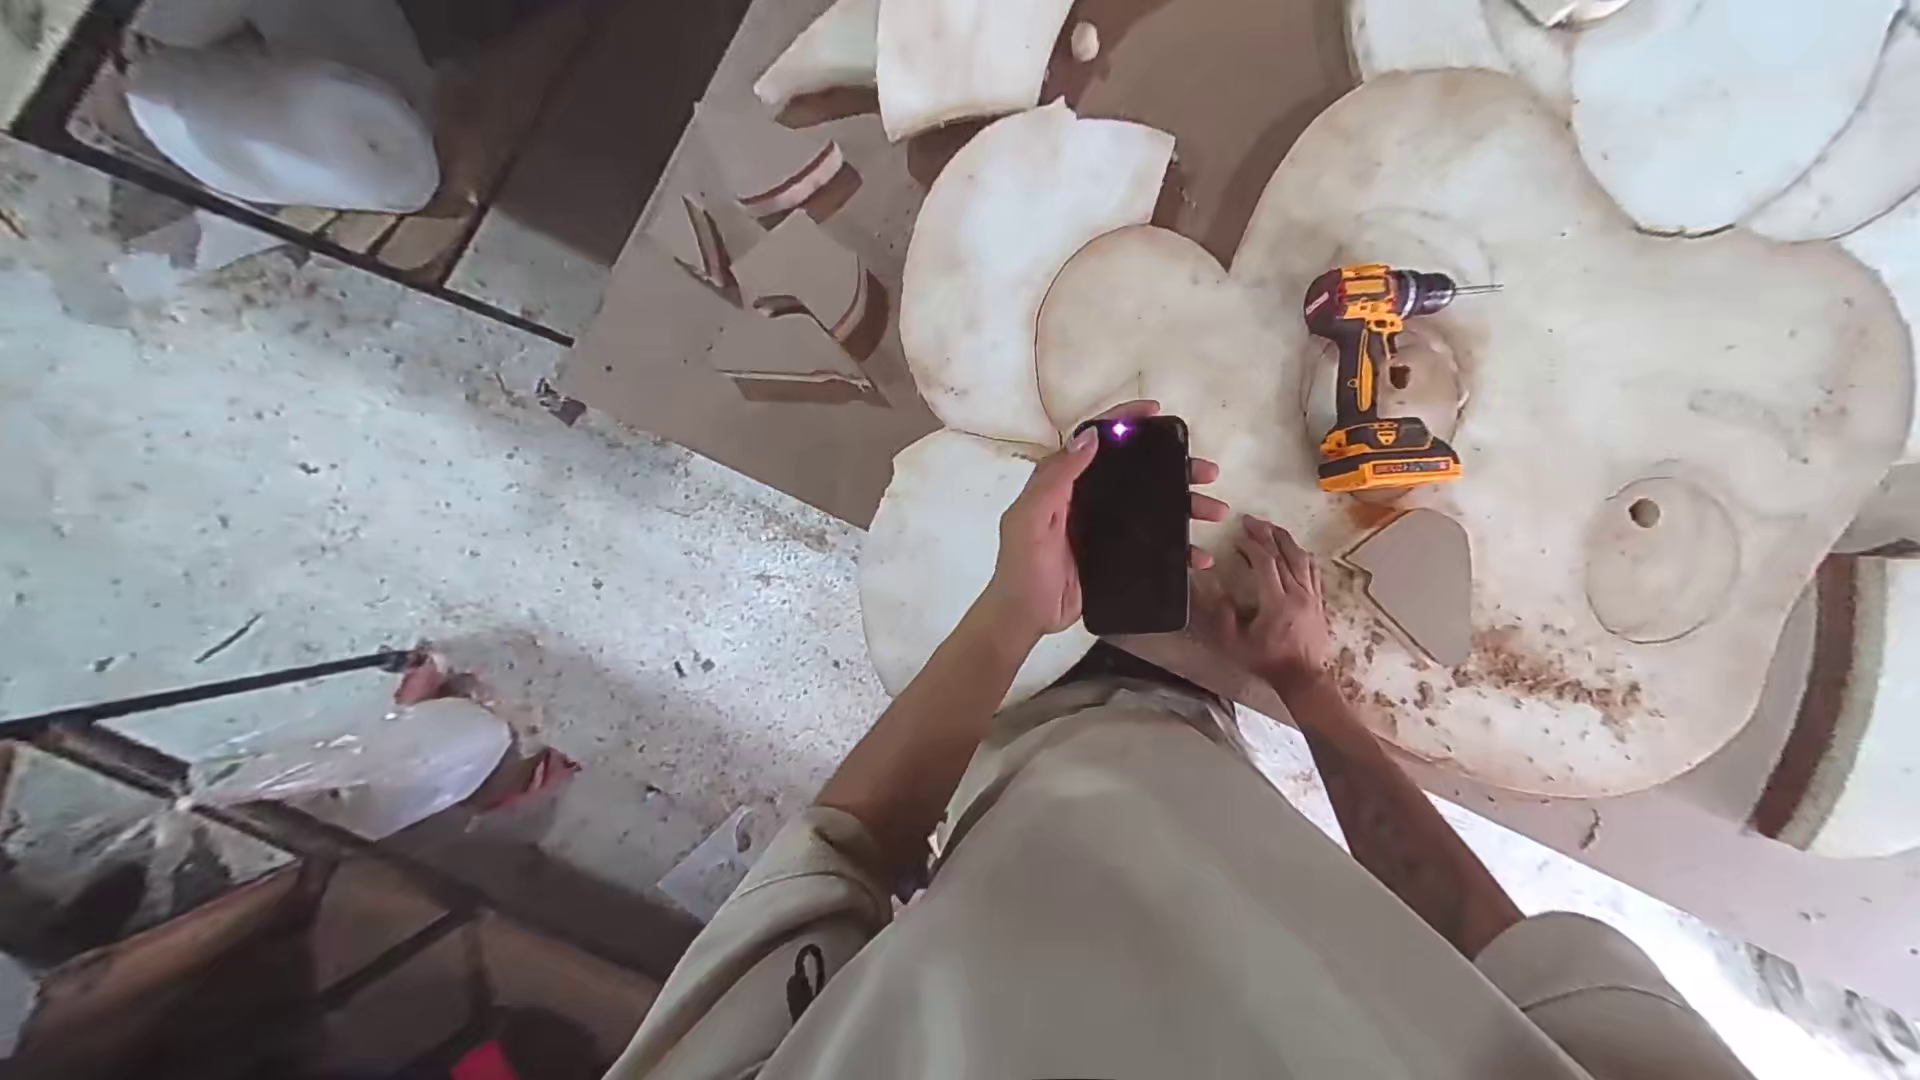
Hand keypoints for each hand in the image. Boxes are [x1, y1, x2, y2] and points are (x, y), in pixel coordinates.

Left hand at [980, 400, 1228, 640]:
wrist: (1027, 616)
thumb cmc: (1023, 566)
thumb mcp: (1030, 518)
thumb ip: (1056, 478)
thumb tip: (1092, 436)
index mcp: (1063, 484)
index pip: (1096, 441)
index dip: (1123, 421)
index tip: (1156, 412)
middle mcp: (1087, 500)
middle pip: (1136, 473)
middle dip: (1174, 468)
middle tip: (1207, 471)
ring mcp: (1104, 528)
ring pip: (1153, 507)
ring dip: (1186, 507)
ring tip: (1215, 510)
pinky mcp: (1117, 556)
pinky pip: (1154, 545)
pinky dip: (1180, 548)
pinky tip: (1200, 555)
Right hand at [1193, 516, 1331, 697]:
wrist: (1304, 678)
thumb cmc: (1267, 661)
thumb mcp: (1235, 643)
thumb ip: (1223, 616)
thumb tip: (1218, 592)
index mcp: (1277, 602)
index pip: (1265, 563)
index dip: (1251, 546)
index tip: (1238, 538)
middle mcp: (1298, 594)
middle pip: (1285, 555)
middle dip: (1268, 534)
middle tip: (1252, 521)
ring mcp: (1312, 597)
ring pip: (1302, 560)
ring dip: (1286, 541)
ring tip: (1273, 529)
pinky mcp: (1319, 602)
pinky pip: (1313, 572)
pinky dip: (1301, 557)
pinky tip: (1294, 552)